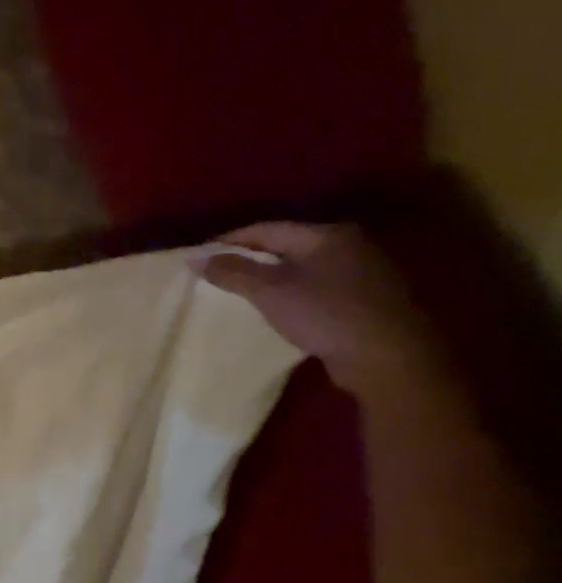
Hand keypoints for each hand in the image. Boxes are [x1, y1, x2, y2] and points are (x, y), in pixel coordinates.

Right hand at [194, 222, 434, 393]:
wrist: (385, 352)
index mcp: (325, 235)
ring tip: (239, 290)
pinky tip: (275, 304)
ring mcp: (359, 269)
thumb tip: (196, 258)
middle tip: (215, 273)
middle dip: (248, 257)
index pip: (265, 229)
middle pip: (284, 245)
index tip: (198, 257)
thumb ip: (232, 272)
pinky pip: (314, 282)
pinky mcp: (362, 294)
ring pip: (300, 265)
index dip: (228, 241)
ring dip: (268, 275)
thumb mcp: (270, 292)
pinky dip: (289, 289)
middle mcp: (346, 244)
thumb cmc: (324, 314)